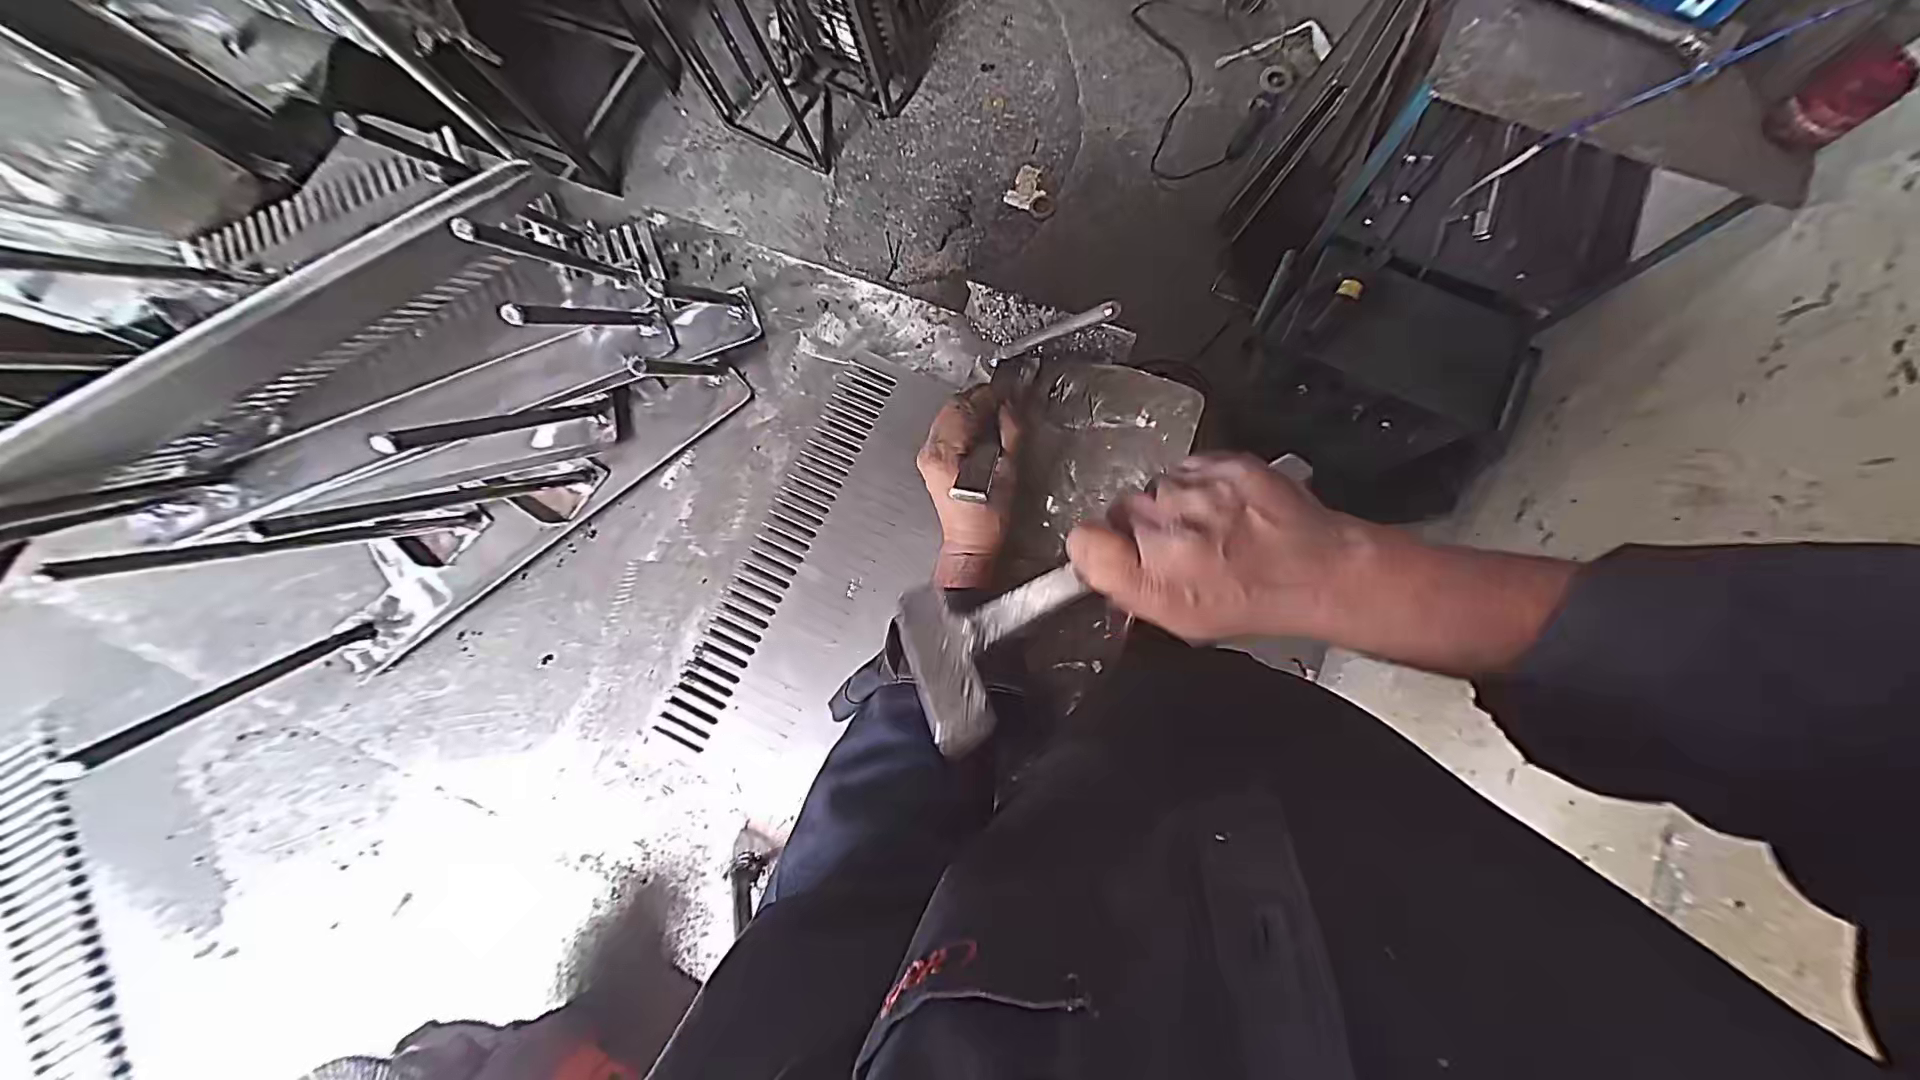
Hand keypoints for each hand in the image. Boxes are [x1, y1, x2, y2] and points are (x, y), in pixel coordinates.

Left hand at [917, 384, 1020, 588]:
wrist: (970, 542)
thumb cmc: (988, 517)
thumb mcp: (1009, 471)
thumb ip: (1010, 432)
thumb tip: (1010, 406)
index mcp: (946, 451)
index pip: (966, 405)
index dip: (990, 395)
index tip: (1008, 393)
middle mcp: (930, 451)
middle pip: (953, 406)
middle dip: (980, 400)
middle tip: (1003, 402)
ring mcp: (927, 456)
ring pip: (948, 415)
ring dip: (972, 410)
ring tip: (994, 417)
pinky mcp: (930, 462)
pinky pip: (946, 429)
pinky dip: (964, 423)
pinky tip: (980, 432)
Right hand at [1066, 453, 1357, 641]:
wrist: (1319, 569)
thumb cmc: (1253, 598)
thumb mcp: (1179, 619)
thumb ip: (1124, 587)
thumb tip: (1091, 561)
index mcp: (1153, 579)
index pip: (1083, 540)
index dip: (1092, 544)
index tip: (1109, 549)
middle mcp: (1169, 532)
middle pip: (1119, 510)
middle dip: (1139, 525)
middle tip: (1176, 544)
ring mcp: (1197, 492)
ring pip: (1155, 488)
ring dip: (1171, 504)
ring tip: (1207, 526)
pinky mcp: (1222, 463)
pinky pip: (1187, 469)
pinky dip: (1197, 485)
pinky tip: (1222, 507)